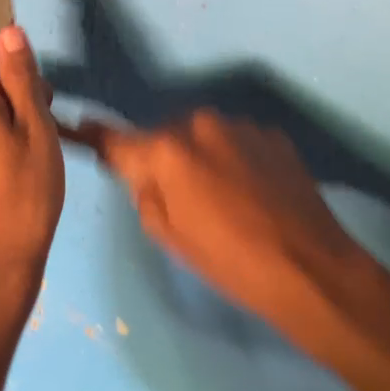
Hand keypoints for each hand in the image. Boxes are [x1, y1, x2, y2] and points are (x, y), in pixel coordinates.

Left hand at [0, 27, 63, 279]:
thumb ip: (21, 76)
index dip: (14, 53)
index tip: (40, 82)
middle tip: (48, 113)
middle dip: (21, 80)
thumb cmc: (28, 186)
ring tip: (43, 137)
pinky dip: (12, 125)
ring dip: (20, 105)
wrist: (6, 253)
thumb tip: (9, 31)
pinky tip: (31, 152)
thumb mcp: (35, 124)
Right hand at [73, 110, 359, 319]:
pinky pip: (237, 141)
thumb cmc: (229, 260)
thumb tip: (139, 170)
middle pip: (166, 135)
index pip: (118, 138)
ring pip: (204, 135)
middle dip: (166, 157)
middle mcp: (198, 123)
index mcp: (166, 150)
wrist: (310, 267)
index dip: (96, 134)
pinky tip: (253, 191)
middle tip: (182, 197)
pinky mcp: (271, 133)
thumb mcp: (169, 236)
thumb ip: (144, 192)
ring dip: (203, 155)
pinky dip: (236, 158)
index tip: (79, 125)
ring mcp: (239, 125)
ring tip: (225, 197)